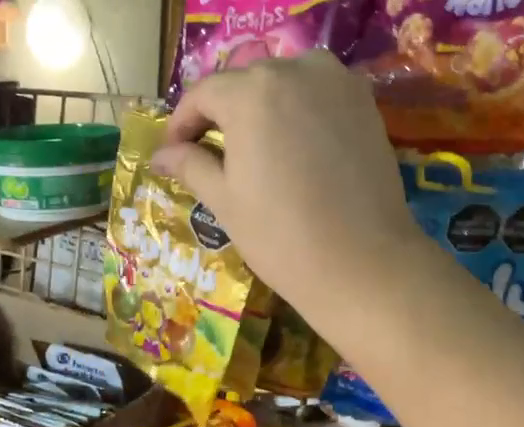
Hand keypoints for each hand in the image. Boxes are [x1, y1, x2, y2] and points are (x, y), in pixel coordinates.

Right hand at [151, 53, 424, 308]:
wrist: (358, 259)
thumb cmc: (278, 235)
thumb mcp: (224, 201)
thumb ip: (191, 166)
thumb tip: (162, 155)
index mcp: (251, 93)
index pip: (202, 94)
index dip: (180, 124)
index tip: (172, 155)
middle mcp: (294, 70)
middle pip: (243, 82)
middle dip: (220, 114)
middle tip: (206, 155)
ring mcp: (334, 81)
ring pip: (281, 84)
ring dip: (258, 111)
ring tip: (249, 152)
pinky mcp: (362, 100)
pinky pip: (314, 94)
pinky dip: (294, 113)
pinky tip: (288, 152)